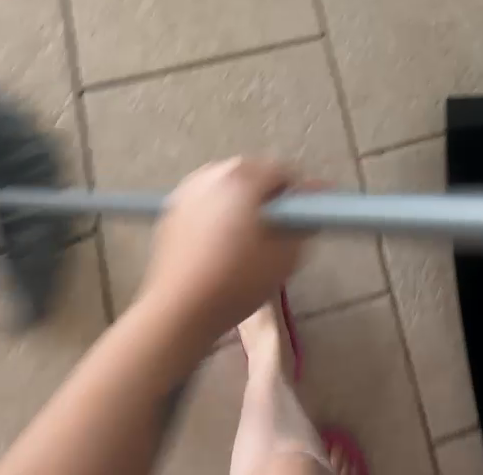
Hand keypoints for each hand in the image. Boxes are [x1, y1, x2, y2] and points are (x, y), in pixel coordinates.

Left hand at [137, 158, 308, 343]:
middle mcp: (213, 173)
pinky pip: (206, 198)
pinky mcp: (171, 209)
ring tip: (247, 235)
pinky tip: (220, 242)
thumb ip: (303, 223)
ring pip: (227, 183)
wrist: (177, 311)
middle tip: (276, 228)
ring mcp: (188, 189)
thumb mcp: (285, 257)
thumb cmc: (237, 283)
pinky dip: (218, 209)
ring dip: (242, 199)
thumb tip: (311, 206)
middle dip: (268, 194)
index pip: (283, 171)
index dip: (297, 194)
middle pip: (253, 171)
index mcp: (243, 178)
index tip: (300, 220)